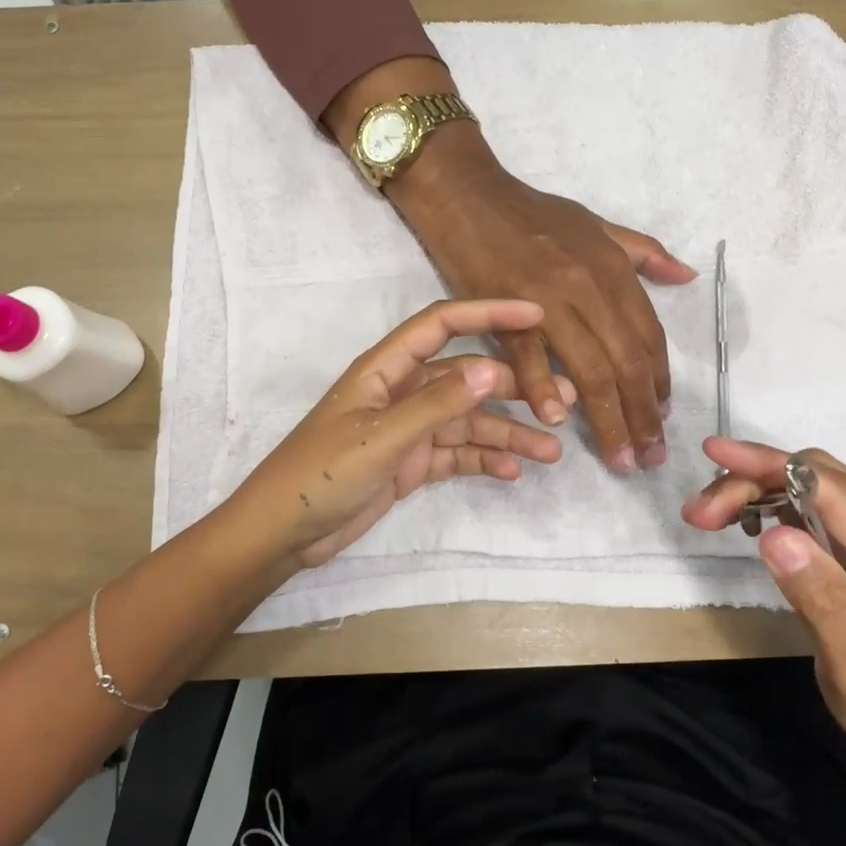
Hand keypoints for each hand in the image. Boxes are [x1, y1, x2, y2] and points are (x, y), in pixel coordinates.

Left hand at [234, 299, 572, 568]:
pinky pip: (455, 453)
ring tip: (550, 451)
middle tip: (563, 402)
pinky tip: (512, 471)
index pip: (441, 325)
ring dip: (506, 432)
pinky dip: (483, 459)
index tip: (536, 316)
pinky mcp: (409, 464)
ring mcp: (406, 429)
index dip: (487, 314)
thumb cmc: (321, 473)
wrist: (282, 531)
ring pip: (466, 421)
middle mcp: (400, 392)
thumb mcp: (382, 438)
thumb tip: (494, 369)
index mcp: (384, 369)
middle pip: (465, 377)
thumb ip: (437, 404)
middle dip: (511, 387)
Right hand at [390, 130, 695, 473]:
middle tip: (652, 458)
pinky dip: (543, 388)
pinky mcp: (502, 308)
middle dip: (642, 415)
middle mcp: (588, 286)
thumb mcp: (596, 224)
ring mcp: (545, 299)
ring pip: (588, 368)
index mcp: (612, 268)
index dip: (659, 382)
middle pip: (626, 362)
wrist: (468, 196)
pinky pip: (528, 355)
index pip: (647, 337)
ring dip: (608, 419)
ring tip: (621, 458)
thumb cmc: (531, 213)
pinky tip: (557, 421)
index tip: (662, 418)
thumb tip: (686, 276)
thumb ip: (642, 252)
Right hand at [681, 438, 845, 786]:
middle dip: (756, 478)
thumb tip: (776, 534)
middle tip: (699, 514)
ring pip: (821, 487)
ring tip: (711, 516)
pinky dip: (779, 504)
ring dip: (762, 488)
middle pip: (825, 478)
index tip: (713, 456)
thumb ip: (824, 602)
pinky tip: (751, 524)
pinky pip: (825, 508)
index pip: (836, 492)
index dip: (773, 466)